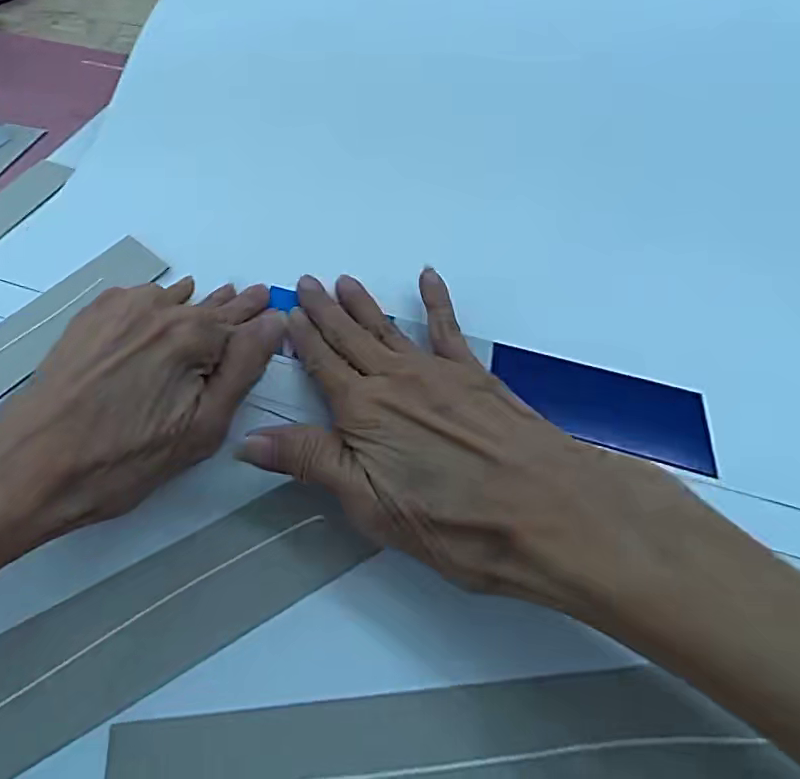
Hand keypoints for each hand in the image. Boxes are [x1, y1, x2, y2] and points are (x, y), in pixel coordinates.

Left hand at [0, 278, 285, 537]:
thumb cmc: (123, 459)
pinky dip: (153, 301)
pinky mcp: (91, 317)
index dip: (256, 318)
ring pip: (170, 298)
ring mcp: (120, 309)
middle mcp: (157, 310)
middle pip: (206, 306)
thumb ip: (242, 370)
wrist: (34, 460)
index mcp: (191, 336)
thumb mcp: (200, 428)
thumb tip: (272, 324)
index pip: (238, 323)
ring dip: (192, 302)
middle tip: (250, 293)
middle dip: (230, 305)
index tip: (270, 302)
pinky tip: (159, 305)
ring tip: (209, 296)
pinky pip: (136, 298)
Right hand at [237, 270, 725, 624]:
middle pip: (349, 338)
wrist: (551, 513)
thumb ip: (311, 463)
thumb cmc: (454, 523)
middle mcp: (393, 380)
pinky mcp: (475, 376)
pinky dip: (436, 301)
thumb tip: (248, 439)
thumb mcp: (370, 506)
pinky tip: (427, 277)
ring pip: (388, 329)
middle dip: (324, 310)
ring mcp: (436, 373)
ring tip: (344, 280)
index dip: (301, 338)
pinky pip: (448, 329)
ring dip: (363, 304)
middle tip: (306, 281)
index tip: (286, 312)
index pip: (321, 365)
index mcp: (362, 411)